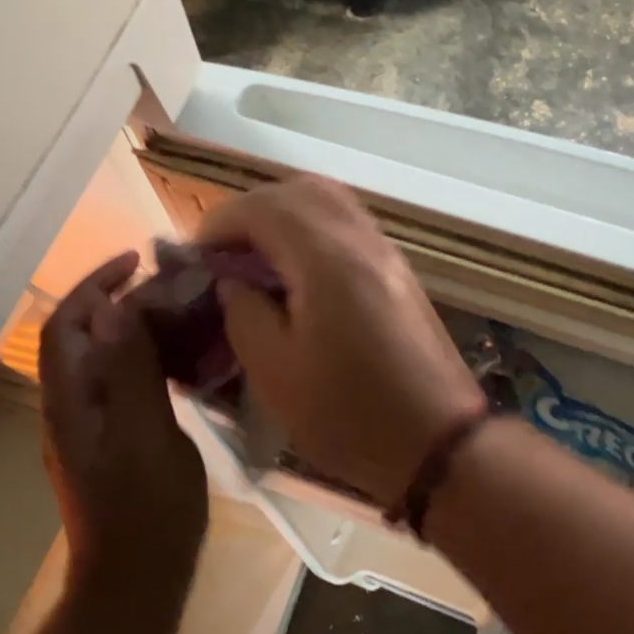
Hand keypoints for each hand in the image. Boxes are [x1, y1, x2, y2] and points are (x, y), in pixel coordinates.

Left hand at [38, 252, 207, 587]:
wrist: (137, 582)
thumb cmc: (148, 510)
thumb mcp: (146, 435)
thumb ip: (129, 371)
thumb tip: (113, 307)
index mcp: (73, 402)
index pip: (66, 324)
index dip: (95, 284)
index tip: (138, 260)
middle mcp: (71, 409)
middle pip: (80, 337)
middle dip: (116, 299)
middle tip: (170, 285)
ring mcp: (89, 430)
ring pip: (101, 359)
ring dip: (132, 327)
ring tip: (180, 312)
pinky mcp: (110, 445)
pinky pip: (120, 382)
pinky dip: (144, 357)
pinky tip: (181, 362)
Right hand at [196, 177, 479, 506]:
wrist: (438, 442)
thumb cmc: (350, 416)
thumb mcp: (276, 374)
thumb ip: (244, 314)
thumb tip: (233, 282)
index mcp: (328, 259)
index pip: (265, 206)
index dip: (220, 222)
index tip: (194, 258)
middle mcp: (363, 241)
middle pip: (302, 190)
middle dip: (254, 210)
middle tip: (224, 253)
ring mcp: (389, 254)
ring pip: (332, 203)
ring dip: (287, 217)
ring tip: (256, 263)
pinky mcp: (401, 274)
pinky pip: (351, 228)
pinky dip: (316, 233)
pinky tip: (297, 277)